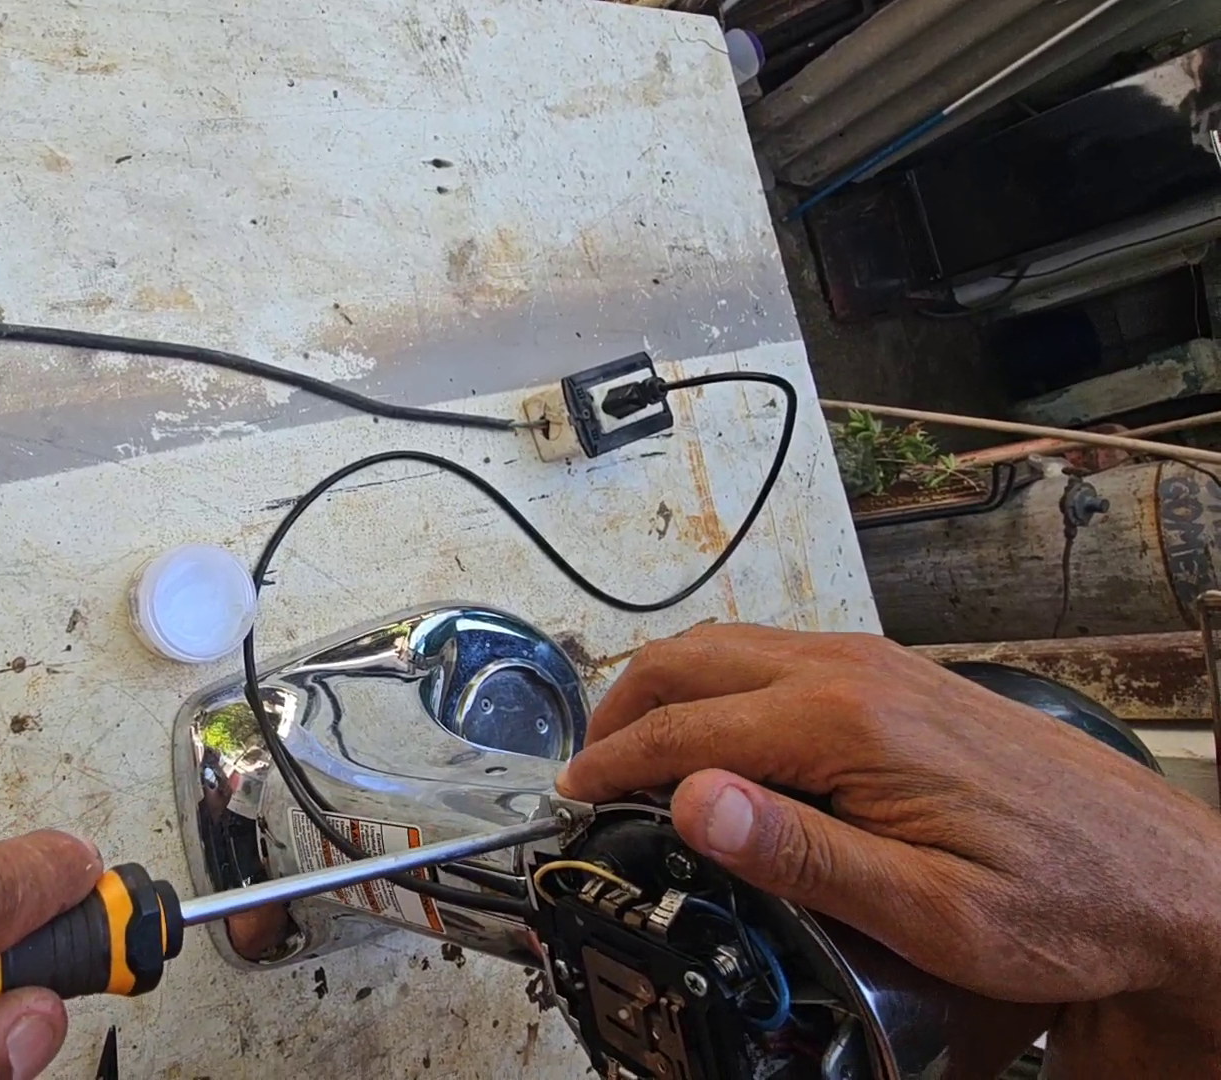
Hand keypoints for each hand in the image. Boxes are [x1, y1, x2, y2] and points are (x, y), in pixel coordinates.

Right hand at [556, 624, 1220, 1076]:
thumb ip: (801, 851)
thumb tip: (687, 798)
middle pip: (683, 661)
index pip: (685, 728)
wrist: (1189, 888)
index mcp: (840, 721)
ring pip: (715, 646)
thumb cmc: (1064, 912)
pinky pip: (756, 652)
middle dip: (620, 709)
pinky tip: (710, 724)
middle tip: (593, 764)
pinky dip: (704, 681)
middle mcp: (840, 668)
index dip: (614, 760)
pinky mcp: (880, 668)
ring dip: (658, 688)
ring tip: (636, 743)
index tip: (572, 791)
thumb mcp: (931, 912)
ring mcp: (861, 659)